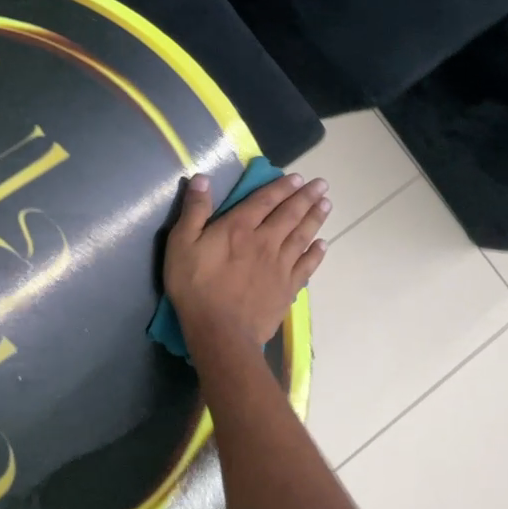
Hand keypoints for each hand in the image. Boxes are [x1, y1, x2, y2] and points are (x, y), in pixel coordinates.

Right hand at [163, 172, 330, 350]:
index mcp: (238, 228)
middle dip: (305, 197)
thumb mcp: (181, 243)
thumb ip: (194, 210)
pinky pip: (306, 266)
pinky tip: (323, 244)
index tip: (296, 177)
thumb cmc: (195, 285)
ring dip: (314, 219)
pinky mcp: (287, 288)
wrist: (220, 331)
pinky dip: (316, 253)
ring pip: (302, 236)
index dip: (280, 187)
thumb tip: (202, 178)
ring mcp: (279, 266)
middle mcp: (264, 242)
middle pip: (289, 215)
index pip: (264, 201)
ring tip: (326, 204)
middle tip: (321, 184)